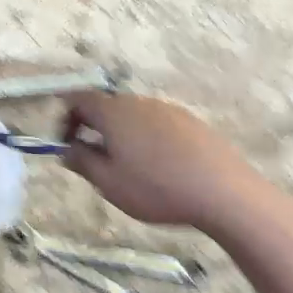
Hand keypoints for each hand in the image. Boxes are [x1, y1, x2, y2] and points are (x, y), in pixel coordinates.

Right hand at [60, 90, 268, 231]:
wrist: (226, 194)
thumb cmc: (157, 188)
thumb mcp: (109, 183)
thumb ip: (82, 162)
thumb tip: (66, 149)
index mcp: (113, 112)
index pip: (78, 98)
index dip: (66, 117)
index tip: (67, 143)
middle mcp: (138, 102)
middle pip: (107, 107)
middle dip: (96, 129)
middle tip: (98, 160)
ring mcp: (169, 110)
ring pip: (134, 116)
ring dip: (124, 135)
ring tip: (133, 168)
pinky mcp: (193, 123)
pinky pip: (160, 124)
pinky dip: (150, 139)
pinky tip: (164, 168)